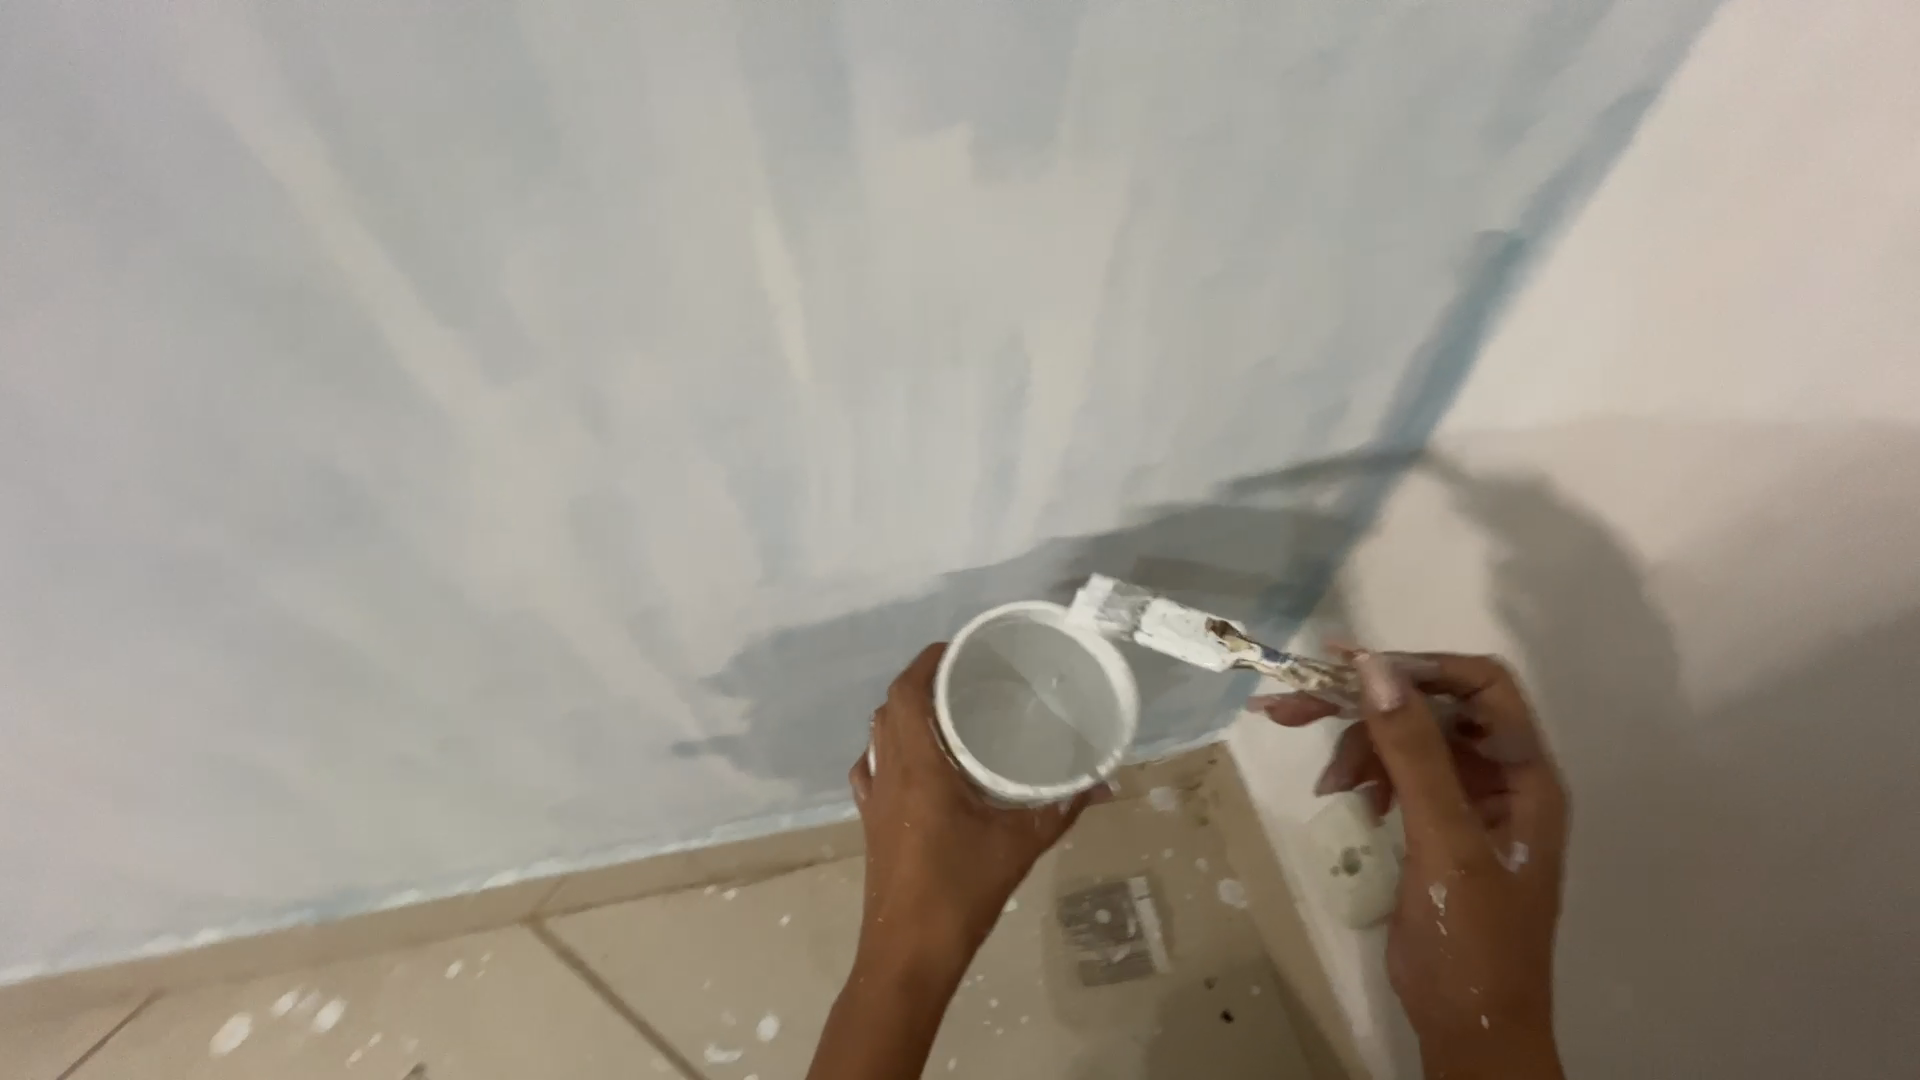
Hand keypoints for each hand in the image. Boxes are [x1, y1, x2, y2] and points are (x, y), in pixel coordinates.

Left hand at [847, 643, 1097, 969]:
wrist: (907, 953)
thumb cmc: (960, 890)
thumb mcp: (1020, 845)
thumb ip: (1061, 808)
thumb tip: (1105, 783)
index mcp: (917, 764)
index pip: (908, 691)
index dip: (927, 660)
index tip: (959, 649)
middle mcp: (888, 770)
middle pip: (891, 706)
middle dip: (920, 681)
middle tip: (962, 678)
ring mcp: (872, 796)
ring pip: (878, 734)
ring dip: (903, 712)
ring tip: (943, 712)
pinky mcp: (869, 819)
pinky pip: (870, 767)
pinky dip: (888, 749)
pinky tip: (915, 762)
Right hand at [1257, 651, 1569, 1077]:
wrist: (1467, 1025)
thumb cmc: (1472, 939)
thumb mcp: (1443, 841)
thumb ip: (1412, 752)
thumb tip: (1373, 667)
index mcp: (1523, 774)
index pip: (1480, 686)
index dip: (1419, 666)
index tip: (1349, 667)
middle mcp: (1496, 775)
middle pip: (1428, 706)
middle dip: (1364, 703)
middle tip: (1293, 701)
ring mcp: (1462, 798)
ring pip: (1400, 735)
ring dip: (1355, 744)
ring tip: (1327, 781)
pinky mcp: (1429, 818)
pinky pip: (1390, 769)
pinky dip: (1360, 772)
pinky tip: (1344, 795)